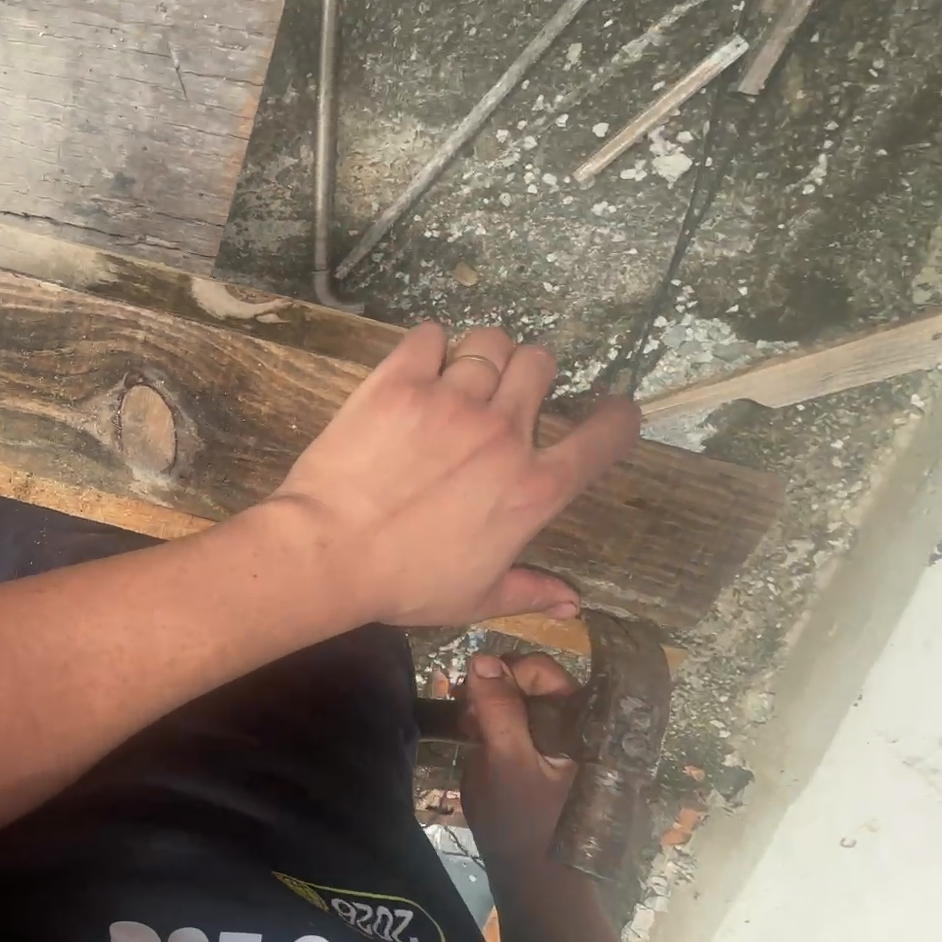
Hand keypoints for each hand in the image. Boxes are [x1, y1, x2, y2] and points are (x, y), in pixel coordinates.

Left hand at [259, 322, 638, 627]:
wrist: (326, 552)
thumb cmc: (399, 583)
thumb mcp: (471, 600)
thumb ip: (525, 591)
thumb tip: (571, 603)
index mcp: (534, 488)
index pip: (605, 436)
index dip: (615, 418)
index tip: (607, 412)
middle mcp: (502, 433)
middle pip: (539, 365)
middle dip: (527, 371)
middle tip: (500, 390)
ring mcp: (450, 403)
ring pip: (488, 343)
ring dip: (480, 353)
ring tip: (458, 372)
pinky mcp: (397, 386)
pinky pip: (427, 337)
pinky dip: (428, 343)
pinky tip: (418, 361)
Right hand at [458, 652, 578, 874]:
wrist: (535, 878)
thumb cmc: (525, 822)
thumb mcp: (506, 761)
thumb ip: (498, 709)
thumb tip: (482, 659)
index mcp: (584, 724)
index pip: (540, 671)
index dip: (503, 675)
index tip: (472, 697)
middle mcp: (579, 727)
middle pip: (529, 682)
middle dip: (492, 689)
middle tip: (466, 715)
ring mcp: (563, 743)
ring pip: (520, 700)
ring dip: (488, 706)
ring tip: (468, 729)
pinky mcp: (546, 758)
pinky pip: (517, 722)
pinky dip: (492, 723)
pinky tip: (476, 740)